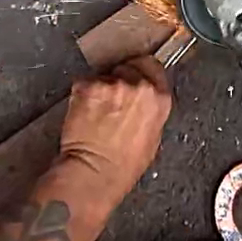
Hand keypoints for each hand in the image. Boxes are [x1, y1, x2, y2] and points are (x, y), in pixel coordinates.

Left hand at [41, 55, 173, 240]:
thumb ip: (151, 109)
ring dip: (99, 88)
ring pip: (104, 75)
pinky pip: (84, 83)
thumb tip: (144, 97)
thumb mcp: (153, 137)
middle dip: (119, 78)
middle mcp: (139, 86)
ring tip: (95, 113)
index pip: (152, 66)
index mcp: (159, 98)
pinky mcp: (88, 86)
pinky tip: (83, 114)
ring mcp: (113, 84)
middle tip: (110, 100)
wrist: (94, 175)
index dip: (141, 70)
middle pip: (128, 66)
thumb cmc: (123, 166)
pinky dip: (81, 95)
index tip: (133, 76)